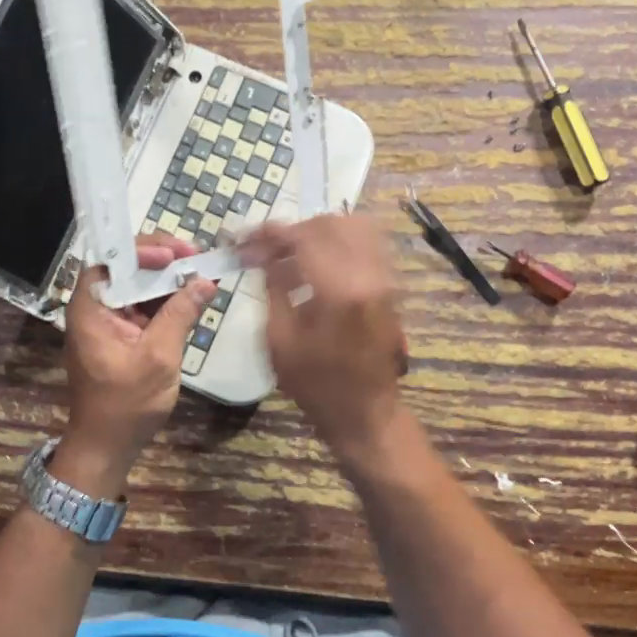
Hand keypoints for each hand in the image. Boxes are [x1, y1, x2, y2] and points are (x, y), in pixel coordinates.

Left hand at [59, 236, 215, 492]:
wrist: (107, 446)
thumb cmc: (126, 404)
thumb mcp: (158, 356)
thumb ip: (180, 314)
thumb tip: (206, 282)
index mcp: (90, 308)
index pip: (111, 260)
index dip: (142, 250)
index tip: (175, 253)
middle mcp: (94, 308)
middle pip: (125, 269)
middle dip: (161, 262)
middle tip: (197, 257)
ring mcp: (108, 323)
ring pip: (137, 288)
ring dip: (167, 280)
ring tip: (201, 271)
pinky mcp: (121, 336)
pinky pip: (142, 309)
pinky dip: (165, 302)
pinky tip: (192, 296)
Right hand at [239, 215, 406, 461]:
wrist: (365, 412)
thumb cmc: (315, 384)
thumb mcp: (279, 339)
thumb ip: (273, 288)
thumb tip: (265, 256)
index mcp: (339, 289)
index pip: (304, 236)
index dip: (272, 233)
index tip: (247, 239)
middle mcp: (369, 274)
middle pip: (331, 224)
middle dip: (295, 230)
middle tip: (268, 248)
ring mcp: (385, 278)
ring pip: (353, 228)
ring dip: (318, 233)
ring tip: (290, 254)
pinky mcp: (389, 286)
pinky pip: (365, 245)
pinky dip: (337, 244)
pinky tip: (314, 266)